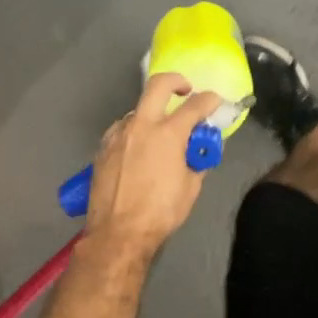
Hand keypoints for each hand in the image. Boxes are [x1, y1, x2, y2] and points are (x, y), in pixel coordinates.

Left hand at [84, 73, 223, 258]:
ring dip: (152, 114)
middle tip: (185, 91)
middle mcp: (142, 126)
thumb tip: (197, 151)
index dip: (210, 100)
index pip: (195, 104)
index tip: (215, 101)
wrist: (117, 235)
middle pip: (158, 85)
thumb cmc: (160, 213)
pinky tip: (137, 149)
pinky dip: (134, 132)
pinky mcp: (103, 148)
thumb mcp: (190, 188)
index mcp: (168, 134)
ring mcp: (119, 135)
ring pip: (137, 110)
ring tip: (158, 134)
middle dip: (176, 81)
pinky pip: (122, 129)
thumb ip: (196, 161)